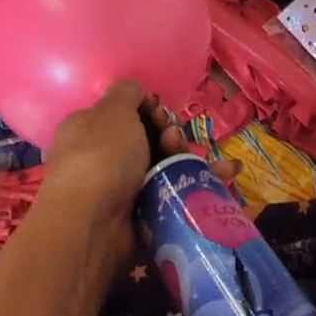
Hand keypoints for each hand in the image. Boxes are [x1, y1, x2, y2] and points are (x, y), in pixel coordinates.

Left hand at [41, 80, 238, 227]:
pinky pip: (177, 193)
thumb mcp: (113, 110)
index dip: (148, 108)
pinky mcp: (144, 216)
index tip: (159, 109)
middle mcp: (104, 158)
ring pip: (166, 166)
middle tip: (173, 137)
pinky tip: (225, 175)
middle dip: (170, 133)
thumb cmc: (101, 156)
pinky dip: (202, 184)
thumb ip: (127, 92)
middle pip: (149, 139)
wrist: (93, 225)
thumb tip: (136, 91)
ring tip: (190, 159)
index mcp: (89, 130)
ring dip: (186, 157)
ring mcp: (123, 189)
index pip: (125, 113)